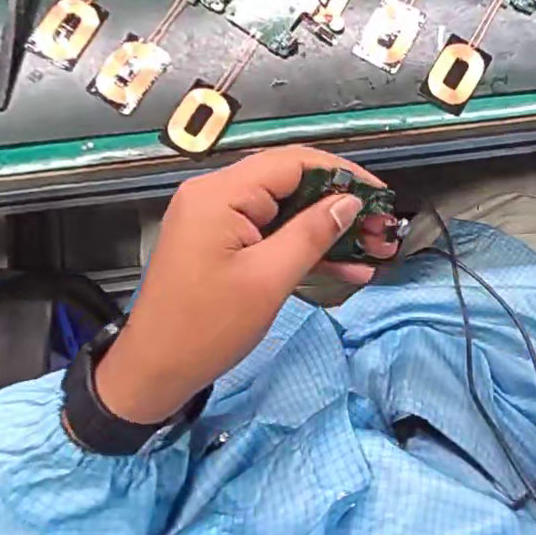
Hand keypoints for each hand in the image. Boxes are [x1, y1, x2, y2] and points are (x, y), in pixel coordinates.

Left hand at [94, 146, 398, 422]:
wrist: (154, 371)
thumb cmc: (205, 329)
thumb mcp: (268, 280)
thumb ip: (311, 234)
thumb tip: (348, 202)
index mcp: (220, 194)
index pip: (292, 163)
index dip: (342, 174)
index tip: (379, 196)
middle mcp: (215, 196)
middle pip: (290, 185)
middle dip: (340, 207)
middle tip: (381, 230)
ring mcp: (217, 220)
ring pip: (285, 213)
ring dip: (327, 231)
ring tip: (373, 251)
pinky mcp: (221, 244)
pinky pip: (270, 235)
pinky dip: (302, 249)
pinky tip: (343, 267)